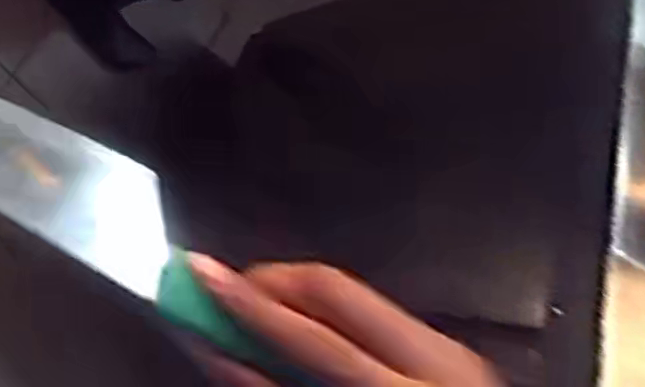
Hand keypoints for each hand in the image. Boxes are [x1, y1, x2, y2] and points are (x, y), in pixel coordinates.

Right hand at [187, 256, 502, 386]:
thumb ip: (266, 385)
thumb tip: (203, 340)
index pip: (312, 332)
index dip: (245, 300)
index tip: (194, 269)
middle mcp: (438, 364)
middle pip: (327, 285)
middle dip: (265, 281)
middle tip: (222, 289)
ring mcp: (450, 352)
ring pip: (345, 288)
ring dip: (291, 294)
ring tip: (258, 311)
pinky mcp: (448, 348)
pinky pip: (366, 306)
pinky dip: (323, 310)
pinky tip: (302, 327)